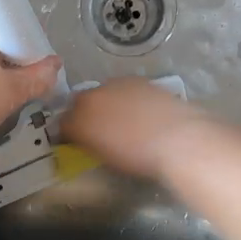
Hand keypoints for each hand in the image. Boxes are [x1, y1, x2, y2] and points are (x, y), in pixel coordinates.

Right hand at [59, 77, 210, 179]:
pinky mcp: (137, 80)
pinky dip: (125, 97)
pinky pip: (123, 88)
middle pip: (79, 102)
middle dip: (84, 113)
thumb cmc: (138, 159)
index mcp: (79, 121)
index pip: (63, 124)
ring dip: (105, 103)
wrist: (177, 138)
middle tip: (97, 129)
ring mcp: (115, 85)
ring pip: (102, 93)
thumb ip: (90, 144)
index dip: (69, 133)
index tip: (76, 141)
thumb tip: (87, 139)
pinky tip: (138, 110)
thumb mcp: (106, 157)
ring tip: (121, 118)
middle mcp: (91, 98)